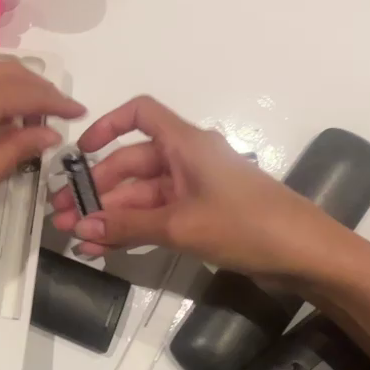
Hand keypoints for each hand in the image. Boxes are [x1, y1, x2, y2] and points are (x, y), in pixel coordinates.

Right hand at [49, 96, 352, 278]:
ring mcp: (193, 190)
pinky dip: (130, 229)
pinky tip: (103, 248)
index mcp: (185, 144)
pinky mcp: (200, 217)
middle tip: (61, 215)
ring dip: (108, 214)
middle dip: (95, 189)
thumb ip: (127, 225)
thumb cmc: (247, 225)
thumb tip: (80, 227)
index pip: (140, 114)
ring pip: (138, 196)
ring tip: (75, 237)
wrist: (307, 256)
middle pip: (130, 164)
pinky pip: (154, 217)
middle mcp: (186, 160)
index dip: (107, 126)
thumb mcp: (181, 225)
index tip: (80, 154)